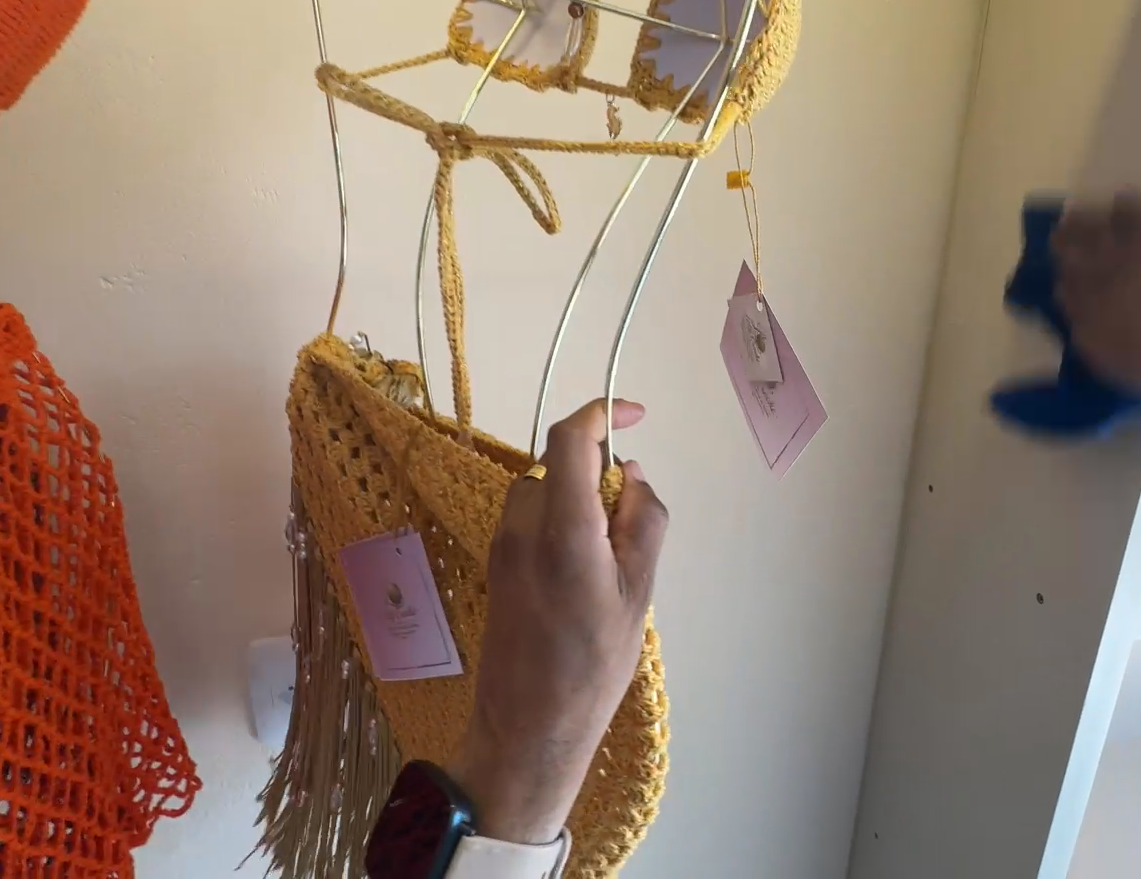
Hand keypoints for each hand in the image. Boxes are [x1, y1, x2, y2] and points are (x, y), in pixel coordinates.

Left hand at [446, 399, 669, 844]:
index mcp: (563, 528)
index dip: (603, 411)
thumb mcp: (640, 588)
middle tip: (630, 523)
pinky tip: (581, 575)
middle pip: (560, 462)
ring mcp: (502, 543)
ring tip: (608, 559)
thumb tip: (630, 472)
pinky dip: (563, 518)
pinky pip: (534, 515)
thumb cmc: (594, 662)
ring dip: (580, 497)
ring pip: (546, 487)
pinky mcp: (497, 561)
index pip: (570, 438)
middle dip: (600, 470)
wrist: (528, 729)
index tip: (637, 413)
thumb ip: (643, 517)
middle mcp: (522, 525)